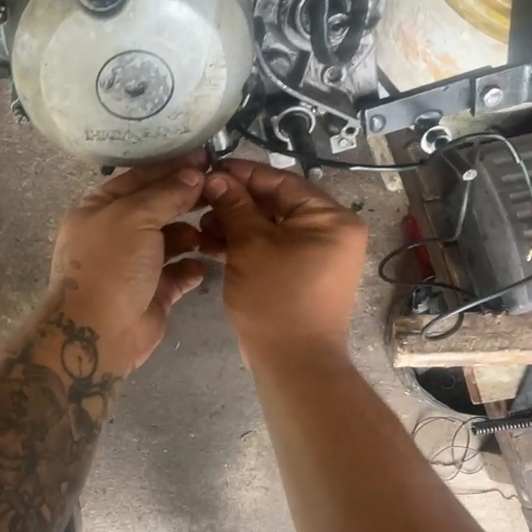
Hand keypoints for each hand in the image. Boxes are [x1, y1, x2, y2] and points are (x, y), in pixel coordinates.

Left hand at [47, 154, 209, 371]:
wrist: (100, 331)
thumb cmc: (112, 264)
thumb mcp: (135, 217)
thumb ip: (166, 194)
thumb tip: (193, 176)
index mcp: (99, 209)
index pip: (139, 179)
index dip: (170, 168)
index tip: (204, 160)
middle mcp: (115, 234)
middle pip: (157, 209)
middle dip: (186, 201)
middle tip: (219, 192)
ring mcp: (134, 265)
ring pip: (170, 241)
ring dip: (191, 235)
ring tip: (211, 232)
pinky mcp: (152, 293)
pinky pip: (177, 274)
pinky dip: (191, 268)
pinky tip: (204, 264)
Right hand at [200, 159, 367, 365]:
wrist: (293, 362)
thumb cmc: (276, 298)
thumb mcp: (251, 246)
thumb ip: (234, 206)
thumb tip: (216, 177)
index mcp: (331, 218)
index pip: (282, 182)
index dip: (243, 175)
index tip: (210, 169)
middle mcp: (331, 232)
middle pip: (276, 204)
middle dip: (236, 202)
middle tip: (200, 199)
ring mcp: (317, 256)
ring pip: (270, 228)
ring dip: (236, 225)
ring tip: (201, 226)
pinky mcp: (301, 275)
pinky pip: (272, 249)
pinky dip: (245, 246)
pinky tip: (211, 244)